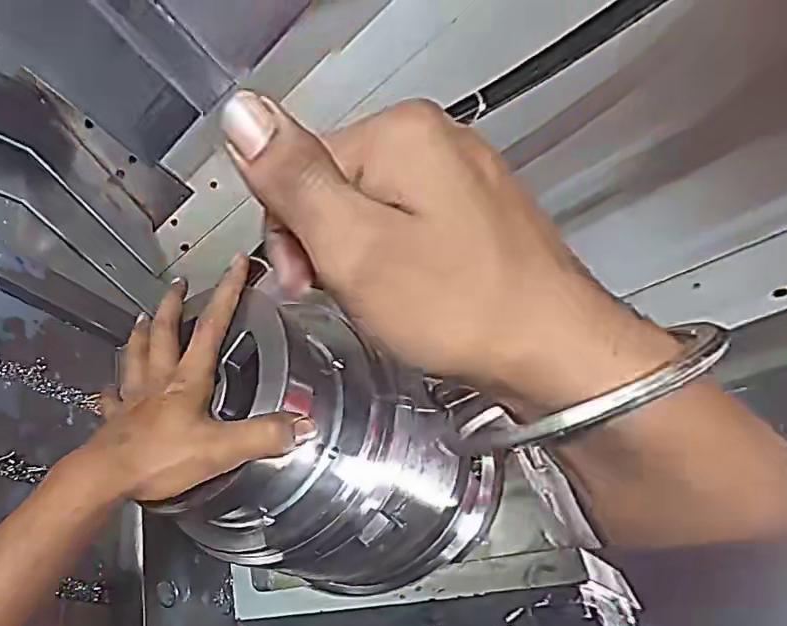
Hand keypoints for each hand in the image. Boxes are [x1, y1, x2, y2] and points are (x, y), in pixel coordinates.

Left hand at [60, 255, 313, 502]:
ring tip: (142, 318)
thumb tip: (301, 425)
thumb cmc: (160, 459)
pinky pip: (111, 400)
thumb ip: (262, 436)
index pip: (211, 329)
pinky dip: (110, 390)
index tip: (235, 267)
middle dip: (174, 306)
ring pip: (135, 357)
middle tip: (178, 285)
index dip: (226, 294)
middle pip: (165, 333)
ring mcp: (133, 400)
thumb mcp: (221, 450)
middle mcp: (157, 383)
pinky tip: (107, 388)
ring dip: (140, 335)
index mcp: (186, 382)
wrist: (109, 476)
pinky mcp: (115, 422)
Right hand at [218, 93, 678, 412]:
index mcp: (397, 136)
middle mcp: (431, 141)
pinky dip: (387, 268)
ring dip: (353, 264)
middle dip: (322, 250)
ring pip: (363, 216)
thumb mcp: (353, 248)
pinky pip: (398, 233)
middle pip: (330, 190)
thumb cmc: (458, 308)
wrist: (546, 349)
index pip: (294, 170)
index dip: (288, 237)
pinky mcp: (465, 215)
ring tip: (379, 302)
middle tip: (344, 297)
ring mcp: (453, 178)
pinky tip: (404, 297)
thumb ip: (294, 182)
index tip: (309, 284)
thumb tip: (240, 115)